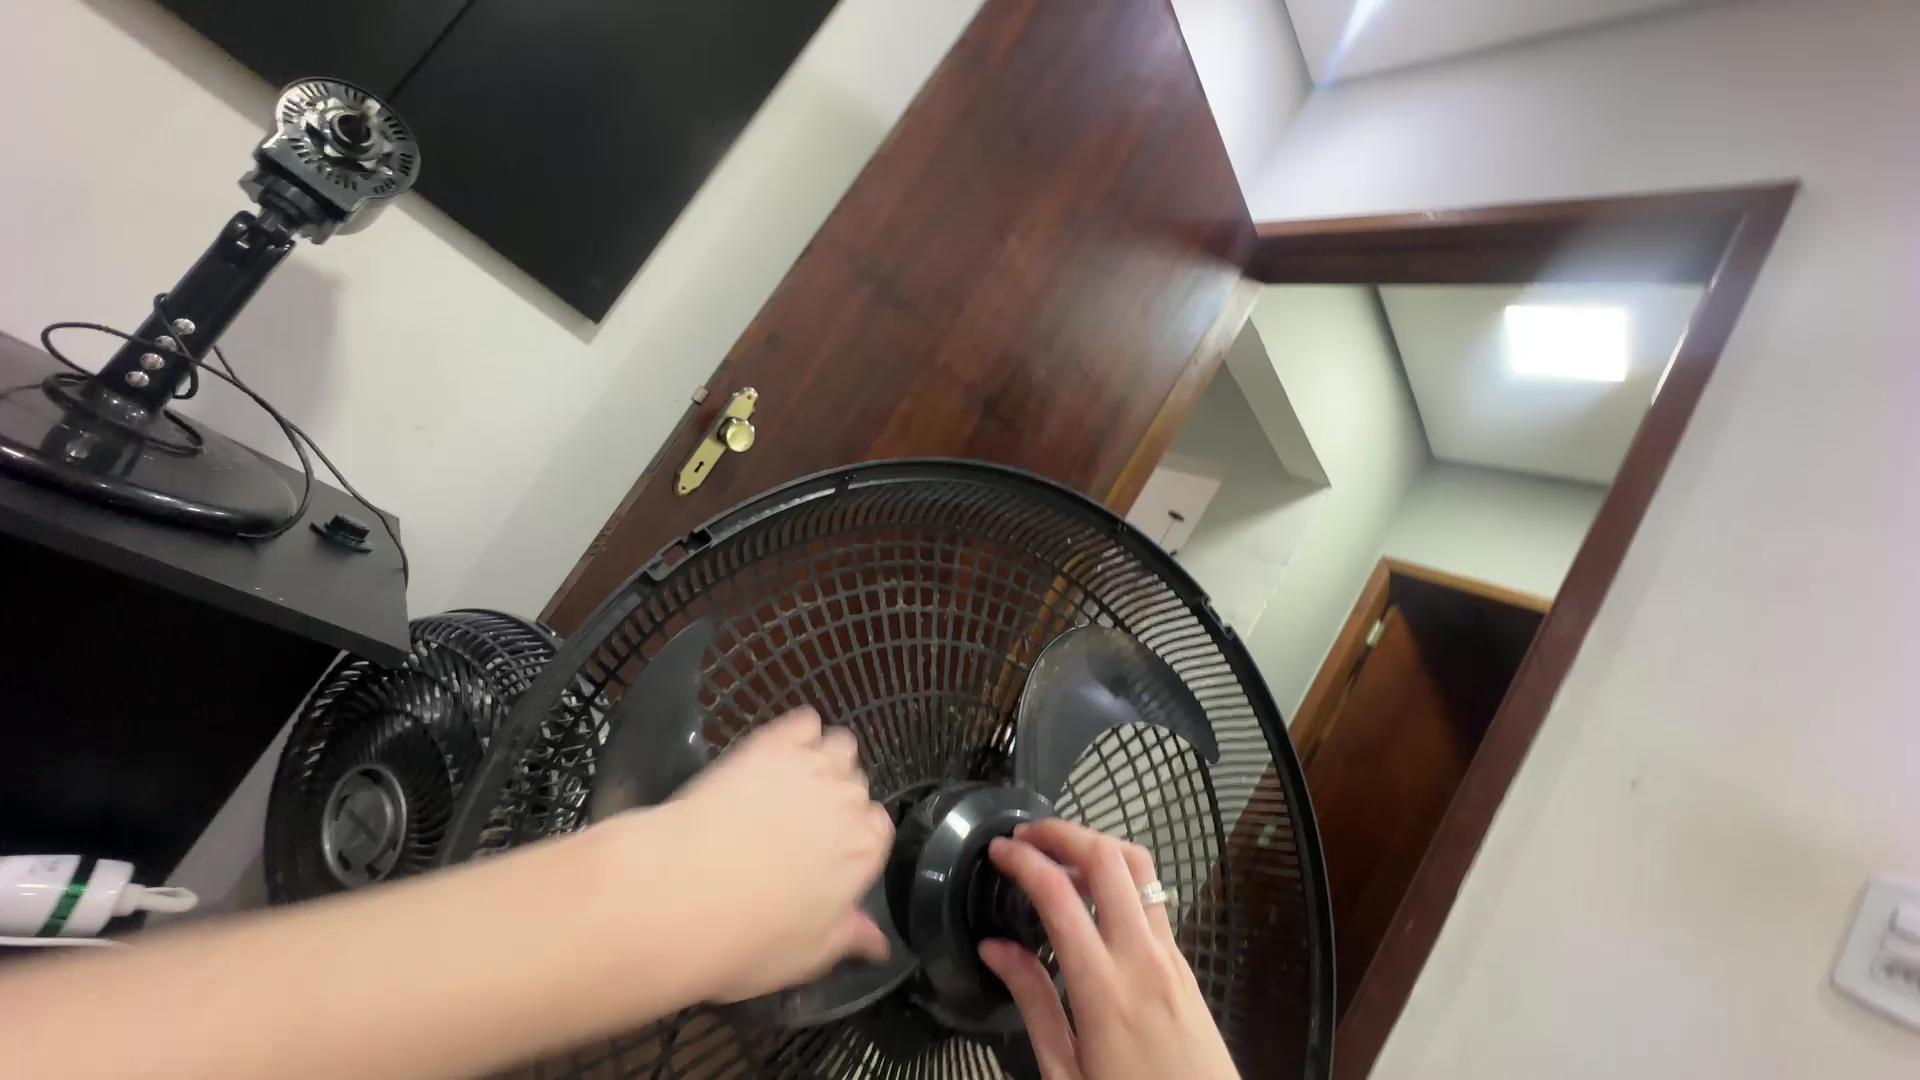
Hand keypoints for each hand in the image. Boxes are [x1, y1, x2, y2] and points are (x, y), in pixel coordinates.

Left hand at [644, 708, 893, 1002]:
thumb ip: (848, 938)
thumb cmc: (748, 938)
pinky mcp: (772, 742)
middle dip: (838, 801)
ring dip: (827, 760)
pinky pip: (804, 721)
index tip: (830, 855)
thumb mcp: (807, 956)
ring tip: (796, 783)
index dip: (854, 840)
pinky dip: (798, 731)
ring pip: (840, 746)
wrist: (681, 892)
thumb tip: (878, 943)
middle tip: (802, 825)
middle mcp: (849, 799)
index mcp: (865, 849)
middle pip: (857, 787)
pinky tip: (779, 750)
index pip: (878, 829)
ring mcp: (811, 765)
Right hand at [979, 820, 1239, 1079]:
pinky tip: (1090, 891)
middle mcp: (1142, 956)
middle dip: (1063, 831)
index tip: (998, 849)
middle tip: (1026, 834)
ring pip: (1138, 865)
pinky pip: (1151, 894)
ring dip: (1095, 843)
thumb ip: (1032, 1002)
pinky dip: (1116, 873)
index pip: (1059, 895)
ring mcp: (1171, 954)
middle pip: (1108, 858)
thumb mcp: (1066, 1074)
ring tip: (1057, 851)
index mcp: (1103, 989)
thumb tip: (995, 947)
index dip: (1023, 860)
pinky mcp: (1185, 962)